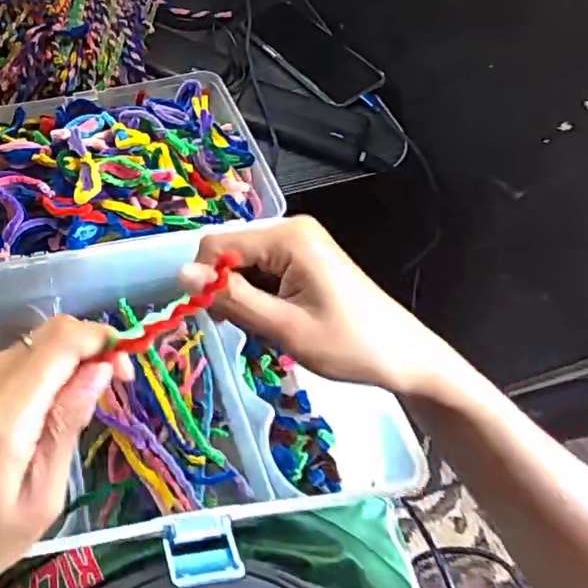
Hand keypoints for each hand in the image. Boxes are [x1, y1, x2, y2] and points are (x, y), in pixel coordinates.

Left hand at [0, 316, 123, 587]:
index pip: (62, 340)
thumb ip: (69, 422)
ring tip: (74, 411)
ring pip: (36, 342)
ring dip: (66, 362)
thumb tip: (103, 368)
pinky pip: (16, 356)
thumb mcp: (43, 497)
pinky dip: (42, 371)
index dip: (103, 342)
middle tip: (112, 390)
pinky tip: (43, 410)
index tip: (127, 372)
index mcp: (3, 412)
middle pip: (51, 333)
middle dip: (90, 350)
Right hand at [180, 217, 470, 399]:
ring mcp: (298, 241)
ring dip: (243, 297)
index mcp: (287, 237)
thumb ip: (231, 298)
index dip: (206, 280)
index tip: (220, 318)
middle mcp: (290, 228)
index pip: (216, 244)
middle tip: (250, 327)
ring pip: (242, 264)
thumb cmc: (352, 345)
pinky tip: (278, 317)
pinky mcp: (302, 256)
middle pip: (229, 252)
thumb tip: (179, 274)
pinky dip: (259, 296)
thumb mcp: (285, 327)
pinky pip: (260, 269)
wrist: (408, 359)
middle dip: (227, 290)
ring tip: (270, 326)